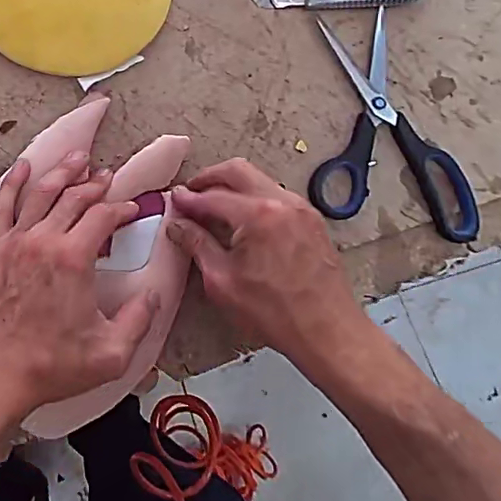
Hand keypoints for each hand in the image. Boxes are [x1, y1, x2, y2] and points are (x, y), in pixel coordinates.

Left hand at [0, 154, 160, 421]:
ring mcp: (16, 243)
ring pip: (42, 193)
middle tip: (108, 176)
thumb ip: (140, 319)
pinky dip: (13, 183)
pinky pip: (2, 207)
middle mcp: (44, 242)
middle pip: (74, 197)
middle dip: (96, 184)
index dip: (122, 209)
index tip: (131, 210)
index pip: (104, 216)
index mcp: (73, 258)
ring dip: (62, 172)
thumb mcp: (111, 352)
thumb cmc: (52, 364)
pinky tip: (23, 167)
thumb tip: (153, 296)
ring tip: (77, 158)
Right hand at [168, 158, 371, 371]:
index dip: (188, 199)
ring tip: (214, 207)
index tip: (174, 201)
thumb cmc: (277, 313)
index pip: (213, 196)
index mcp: (258, 214)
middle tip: (191, 193)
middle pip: (238, 171)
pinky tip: (243, 219)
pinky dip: (255, 198)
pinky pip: (277, 196)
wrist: (327, 329)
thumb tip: (178, 226)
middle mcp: (282, 202)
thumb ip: (197, 245)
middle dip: (209, 178)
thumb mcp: (223, 281)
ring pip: (259, 180)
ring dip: (234, 187)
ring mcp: (300, 208)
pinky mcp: (311, 219)